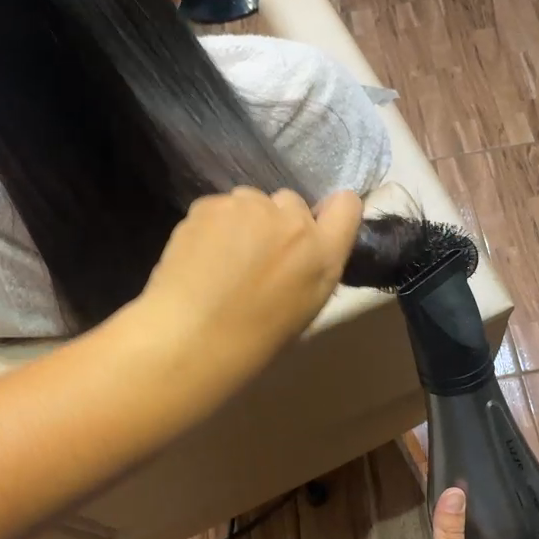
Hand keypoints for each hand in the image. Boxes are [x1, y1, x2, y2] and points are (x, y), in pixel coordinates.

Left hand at [130, 187, 362, 377]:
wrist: (192, 338)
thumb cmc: (254, 338)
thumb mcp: (305, 306)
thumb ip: (314, 265)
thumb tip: (304, 245)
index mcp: (323, 253)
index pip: (346, 206)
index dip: (333, 211)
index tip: (315, 226)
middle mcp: (293, 221)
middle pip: (291, 201)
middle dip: (279, 221)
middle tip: (258, 257)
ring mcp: (250, 208)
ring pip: (251, 201)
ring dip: (244, 220)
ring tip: (224, 258)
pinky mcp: (212, 205)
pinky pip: (218, 207)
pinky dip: (212, 225)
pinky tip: (200, 255)